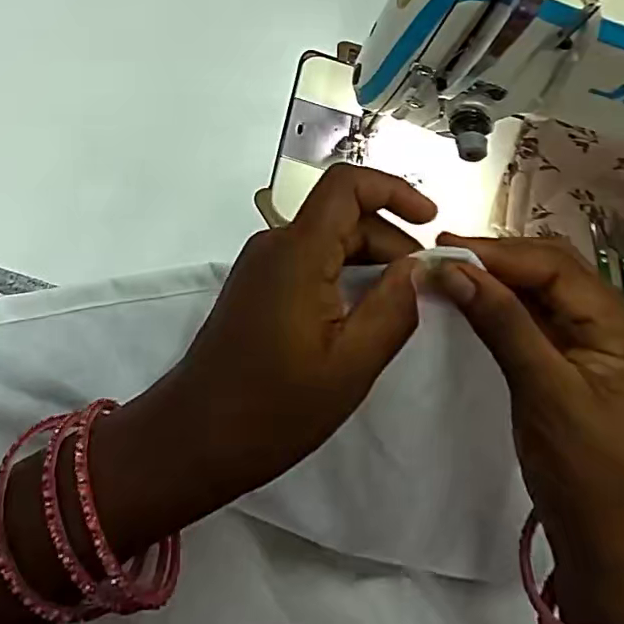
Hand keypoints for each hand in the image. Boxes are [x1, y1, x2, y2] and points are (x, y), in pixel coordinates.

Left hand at [148, 165, 436, 498]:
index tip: (430, 218)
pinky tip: (365, 313)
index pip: (347, 184)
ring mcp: (265, 264)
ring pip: (331, 239)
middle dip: (392, 240)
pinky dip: (347, 275)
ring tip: (400, 305)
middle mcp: (276, 244)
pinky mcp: (260, 284)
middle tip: (424, 285)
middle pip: (345, 215)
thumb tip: (419, 268)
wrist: (193, 438)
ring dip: (372, 261)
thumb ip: (394, 307)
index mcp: (297, 251)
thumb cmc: (271, 407)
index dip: (394, 189)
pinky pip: (313, 260)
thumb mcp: (350, 364)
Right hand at [433, 234, 623, 623]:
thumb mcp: (546, 398)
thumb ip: (503, 325)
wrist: (620, 572)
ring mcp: (611, 355)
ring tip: (455, 271)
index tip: (448, 248)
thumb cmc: (593, 488)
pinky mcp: (590, 374)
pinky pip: (549, 327)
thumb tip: (455, 269)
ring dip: (505, 283)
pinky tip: (481, 302)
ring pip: (552, 299)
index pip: (563, 271)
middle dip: (503, 261)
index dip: (503, 255)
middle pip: (561, 277)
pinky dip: (513, 312)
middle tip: (446, 254)